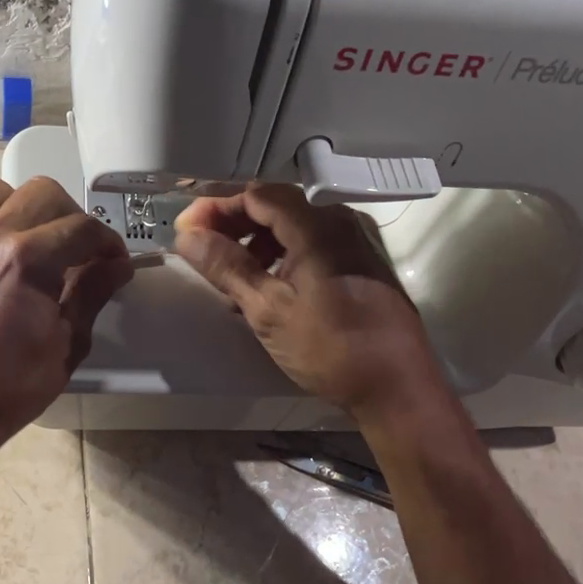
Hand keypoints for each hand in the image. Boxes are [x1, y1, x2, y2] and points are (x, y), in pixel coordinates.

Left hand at [0, 176, 134, 446]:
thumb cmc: (7, 389)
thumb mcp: (66, 346)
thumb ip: (92, 295)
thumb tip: (116, 267)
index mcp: (28, 261)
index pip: (82, 227)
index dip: (107, 242)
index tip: (113, 261)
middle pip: (40, 192)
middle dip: (70, 215)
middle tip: (79, 248)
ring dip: (16, 205)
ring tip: (29, 236)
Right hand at [174, 184, 439, 418]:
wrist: (397, 388)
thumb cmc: (331, 348)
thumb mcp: (268, 310)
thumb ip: (226, 267)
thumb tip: (188, 237)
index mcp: (317, 226)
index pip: (256, 195)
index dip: (215, 208)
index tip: (186, 231)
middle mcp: (339, 223)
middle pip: (274, 206)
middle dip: (232, 225)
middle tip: (200, 251)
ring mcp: (354, 243)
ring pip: (292, 227)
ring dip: (254, 244)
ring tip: (229, 279)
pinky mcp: (360, 265)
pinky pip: (310, 246)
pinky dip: (280, 257)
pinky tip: (263, 290)